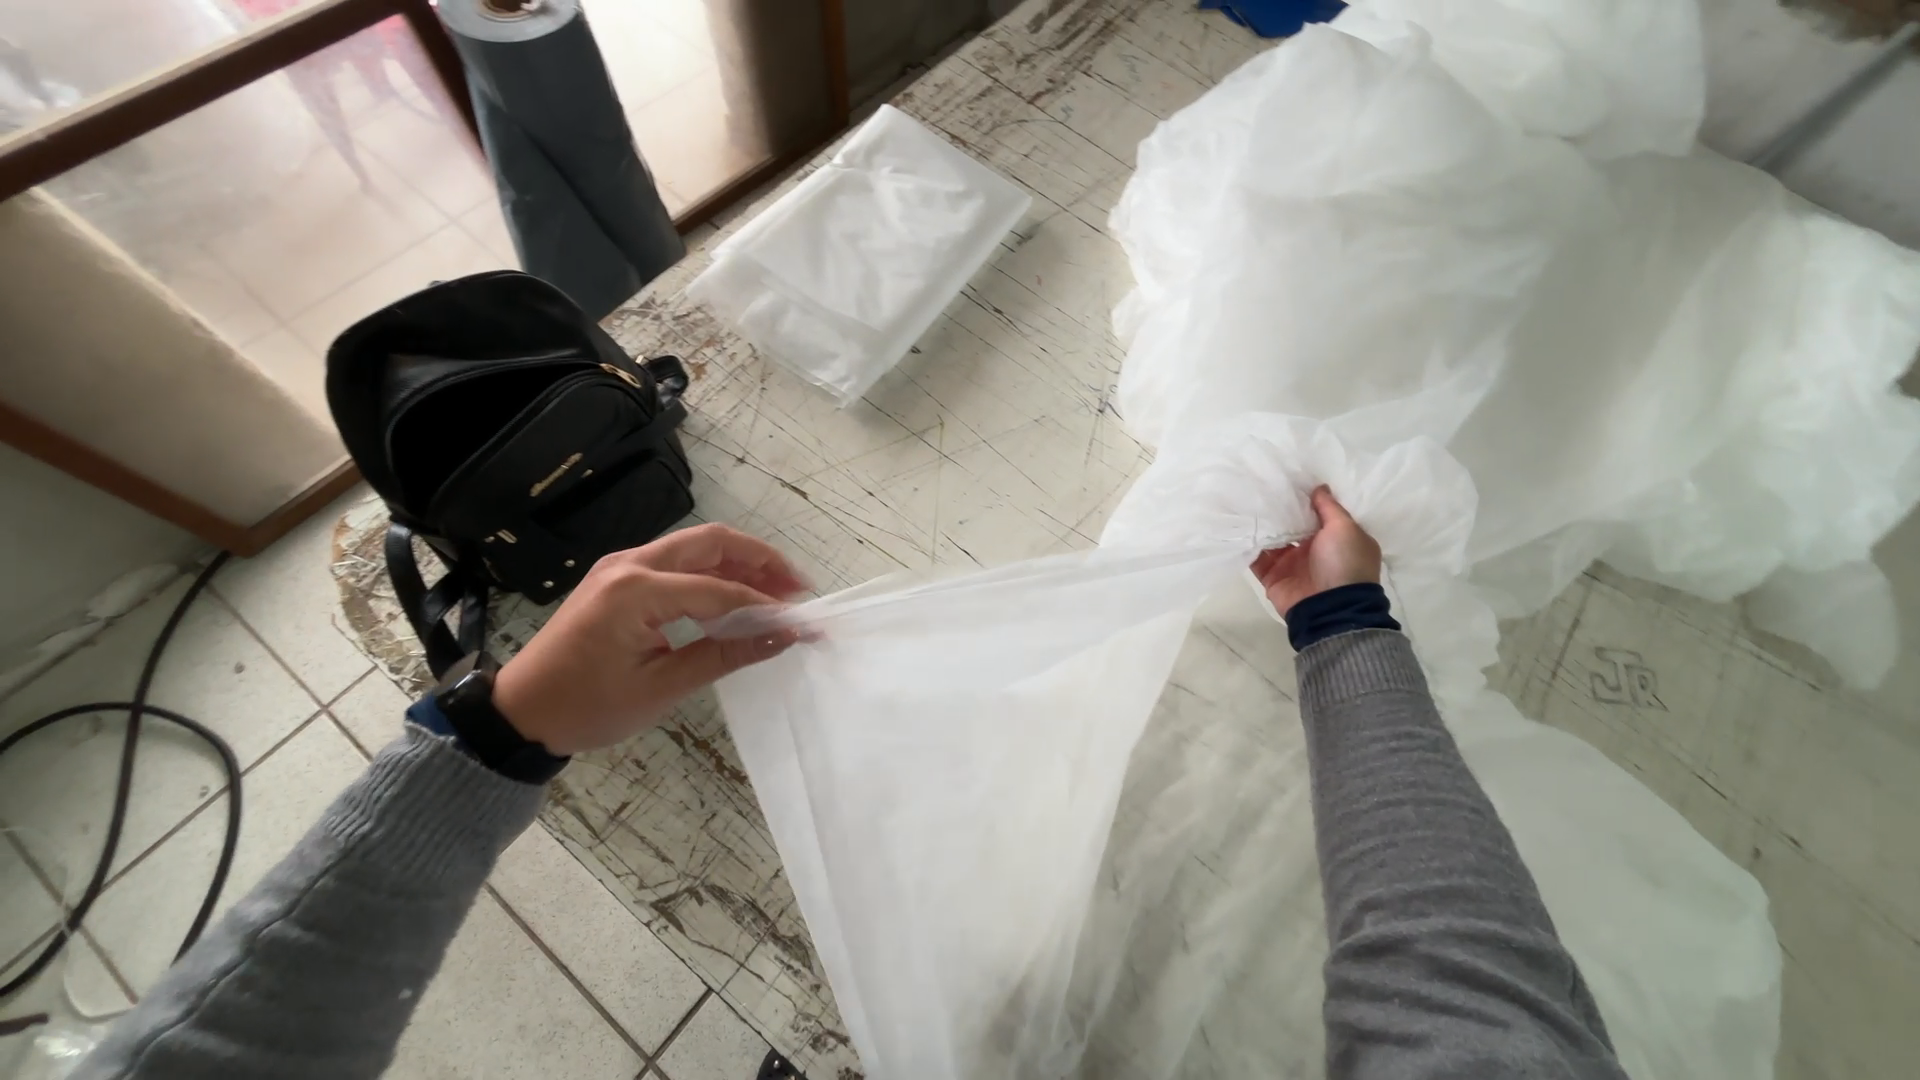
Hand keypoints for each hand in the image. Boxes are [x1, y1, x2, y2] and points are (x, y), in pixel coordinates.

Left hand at [493, 524, 808, 754]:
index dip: (767, 606)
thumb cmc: (586, 707)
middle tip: (799, 589)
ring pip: (697, 547)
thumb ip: (725, 655)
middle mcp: (630, 563)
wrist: (519, 713)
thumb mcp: (661, 688)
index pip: (720, 589)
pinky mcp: (621, 578)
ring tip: (779, 592)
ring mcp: (623, 566)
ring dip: (740, 564)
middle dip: (761, 561)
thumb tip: (784, 636)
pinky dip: (714, 574)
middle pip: (712, 541)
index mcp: (636, 590)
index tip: (804, 623)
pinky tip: (737, 598)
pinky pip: (679, 564)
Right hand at [1251, 486, 1381, 615]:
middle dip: (1279, 511)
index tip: (1288, 481)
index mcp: (1335, 538)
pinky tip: (1237, 528)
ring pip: (1272, 540)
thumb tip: (1320, 487)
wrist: (1329, 608)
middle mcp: (1313, 550)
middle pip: (1292, 526)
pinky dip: (1248, 546)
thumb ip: (1329, 508)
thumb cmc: (1344, 563)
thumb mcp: (1345, 529)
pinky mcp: (1272, 577)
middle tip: (1260, 488)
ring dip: (1261, 526)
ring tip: (1244, 504)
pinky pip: (1257, 559)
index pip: (1317, 514)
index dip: (1305, 499)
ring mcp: (1291, 564)